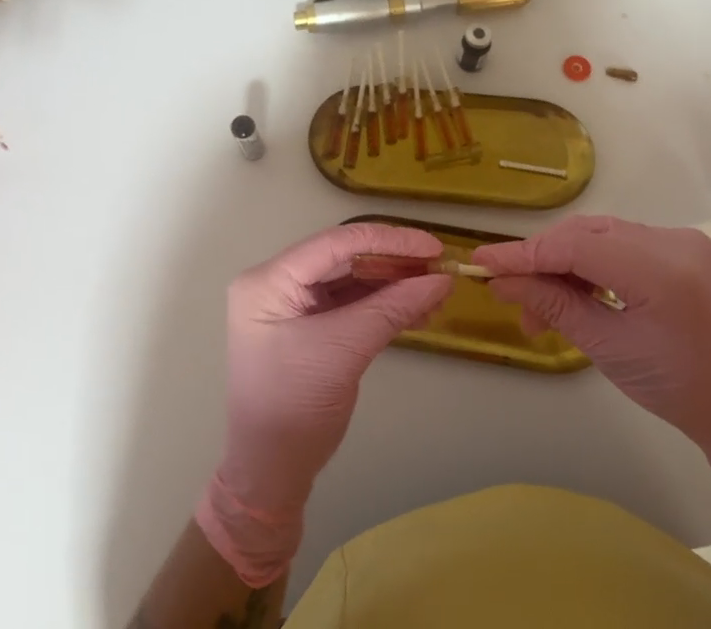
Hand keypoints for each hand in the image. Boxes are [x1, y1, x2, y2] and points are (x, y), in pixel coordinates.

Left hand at [195, 223, 453, 585]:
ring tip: (436, 292)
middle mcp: (277, 284)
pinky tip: (418, 309)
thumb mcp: (344, 351)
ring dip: (393, 285)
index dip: (388, 240)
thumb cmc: (295, 405)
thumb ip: (392, 309)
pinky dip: (384, 306)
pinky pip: (351, 305)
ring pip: (351, 281)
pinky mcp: (310, 328)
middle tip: (440, 268)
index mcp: (269, 281)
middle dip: (393, 263)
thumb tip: (441, 281)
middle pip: (343, 259)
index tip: (433, 247)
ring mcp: (293, 306)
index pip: (335, 243)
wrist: (272, 469)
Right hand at [474, 215, 710, 496]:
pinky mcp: (683, 248)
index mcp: (661, 271)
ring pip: (601, 235)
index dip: (524, 253)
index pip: (575, 246)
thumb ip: (553, 305)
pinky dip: (591, 262)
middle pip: (586, 232)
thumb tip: (502, 282)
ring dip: (564, 262)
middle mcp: (673, 242)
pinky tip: (575, 292)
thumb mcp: (605, 348)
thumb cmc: (675, 387)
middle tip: (512, 296)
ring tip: (540, 306)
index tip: (482, 262)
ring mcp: (681, 240)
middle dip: (542, 260)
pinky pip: (622, 243)